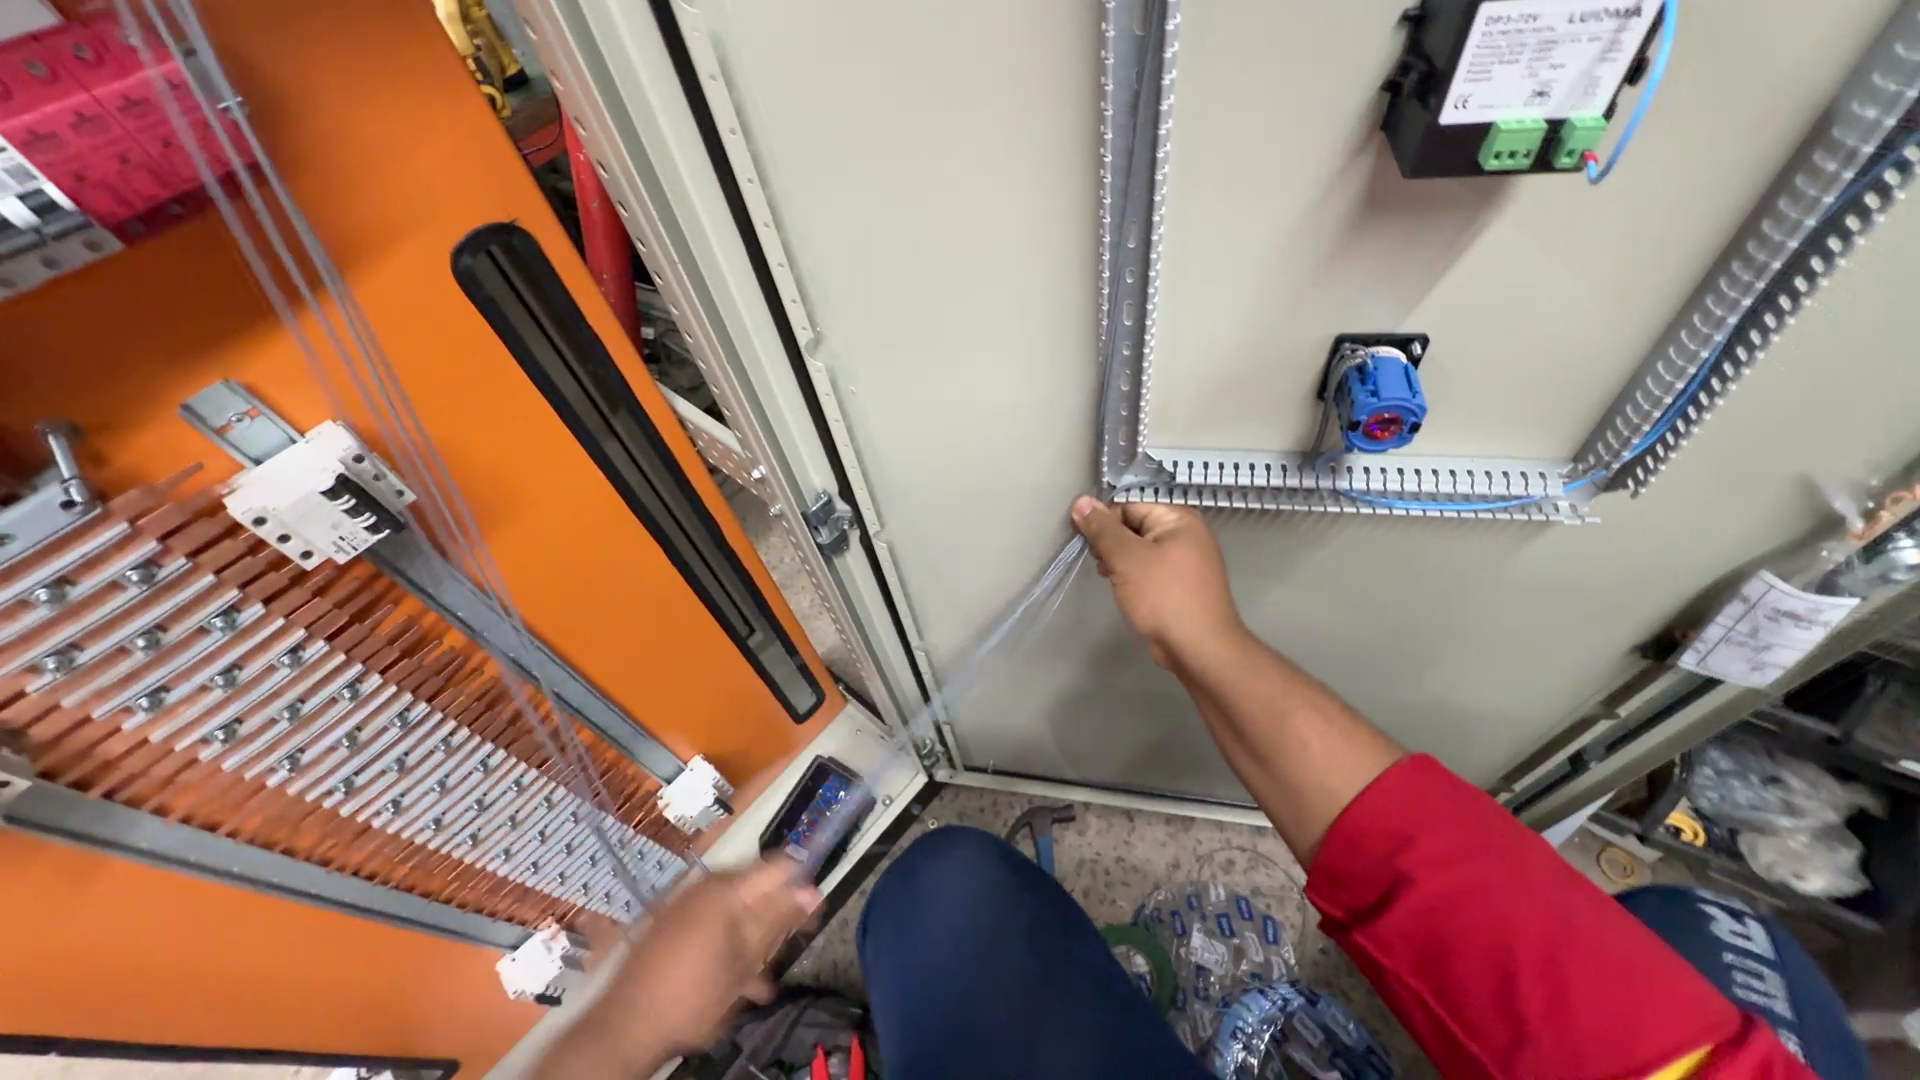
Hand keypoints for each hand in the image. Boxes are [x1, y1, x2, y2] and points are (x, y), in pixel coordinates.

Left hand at [572, 860, 822, 1069]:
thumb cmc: (693, 994)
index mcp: (727, 888)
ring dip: (751, 940)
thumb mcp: (745, 960)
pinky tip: (732, 982)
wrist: (625, 1027)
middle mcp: (705, 886)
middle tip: (785, 950)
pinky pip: (710, 925)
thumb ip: (779, 920)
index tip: (814, 911)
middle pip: (755, 889)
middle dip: (774, 919)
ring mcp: (684, 904)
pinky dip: (726, 946)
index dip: (801, 884)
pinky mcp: (669, 925)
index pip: (779, 866)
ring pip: (733, 912)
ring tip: (760, 979)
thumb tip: (813, 891)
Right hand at [1071, 496, 1243, 666]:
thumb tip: (1081, 501)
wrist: (1199, 647)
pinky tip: (1122, 589)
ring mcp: (1186, 560)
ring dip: (1119, 561)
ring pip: (1140, 550)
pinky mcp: (1180, 584)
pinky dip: (1132, 575)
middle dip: (1111, 543)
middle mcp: (1186, 534)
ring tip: (1109, 577)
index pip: (1129, 505)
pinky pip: (1149, 569)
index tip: (1086, 541)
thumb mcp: (1126, 558)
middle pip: (1135, 526)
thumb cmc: (1163, 596)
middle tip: (1100, 563)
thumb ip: (1102, 528)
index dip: (1104, 520)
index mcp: (1178, 518)